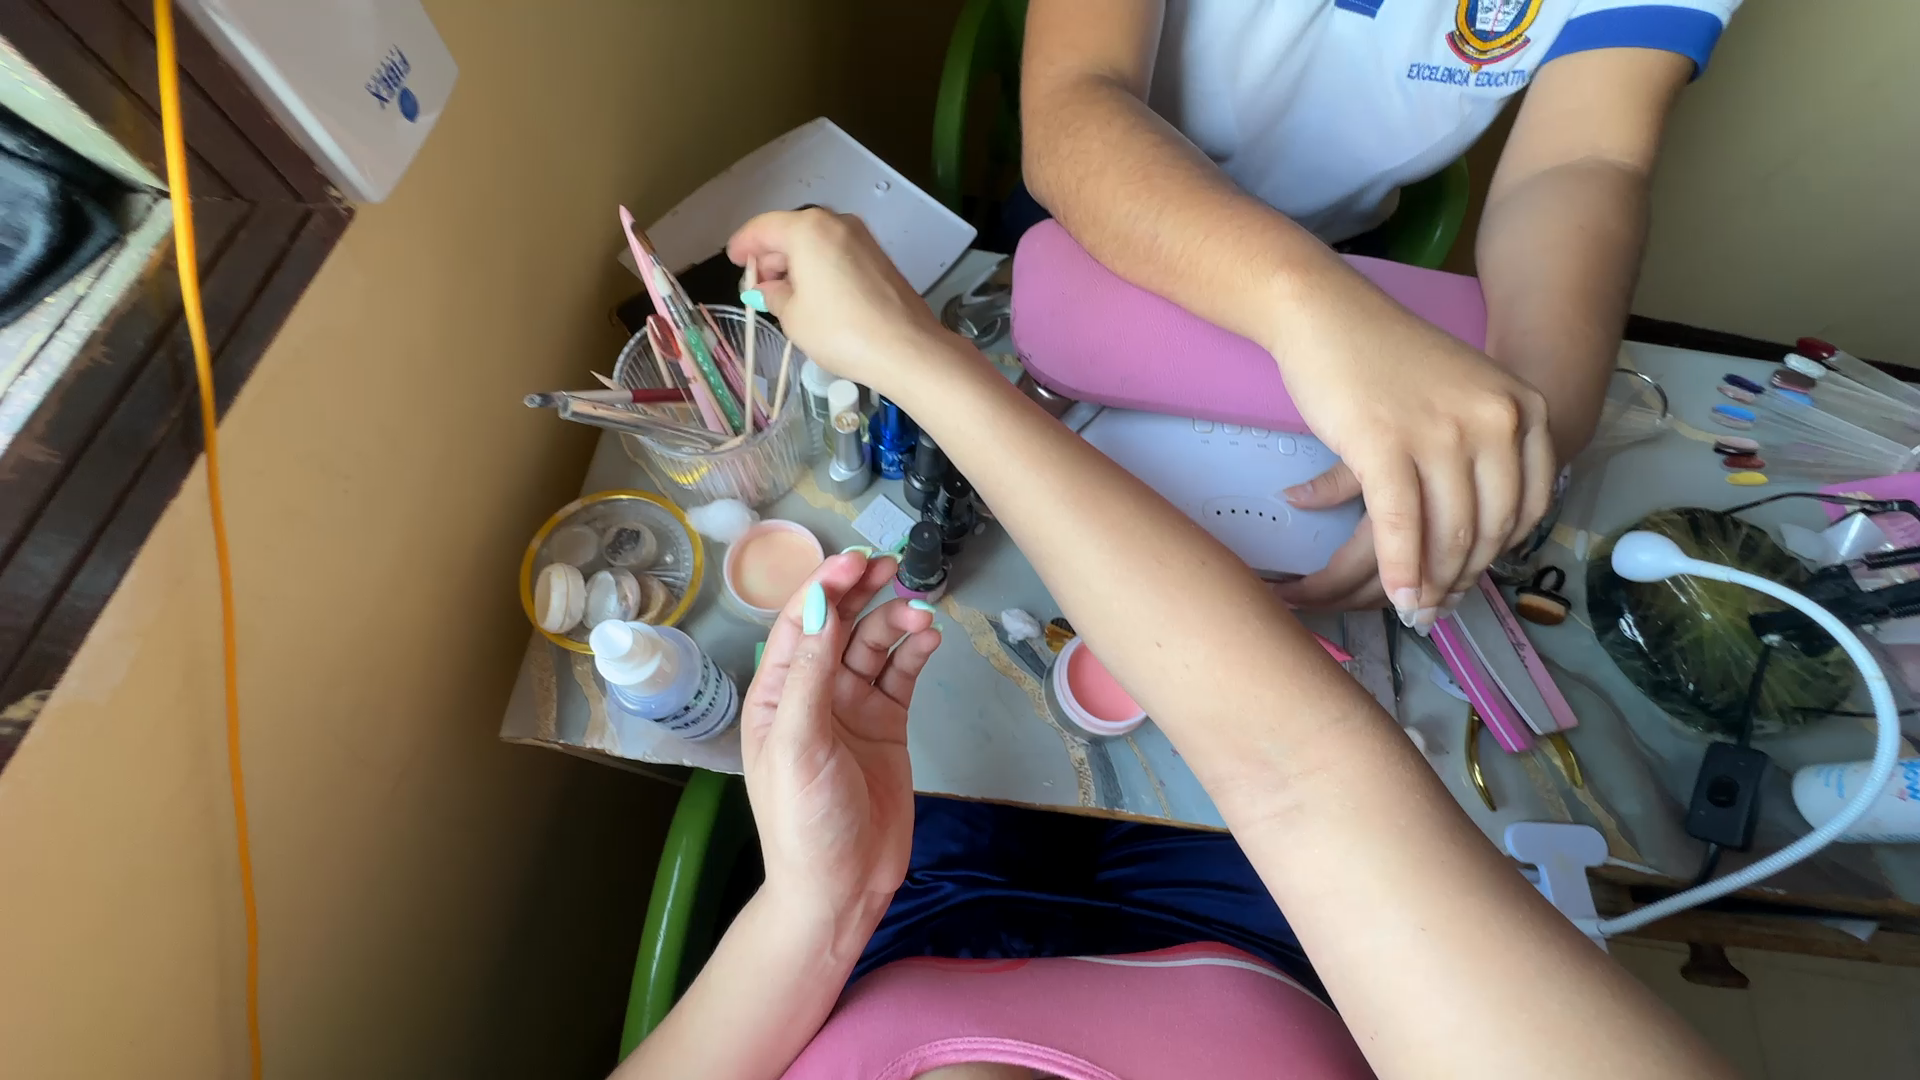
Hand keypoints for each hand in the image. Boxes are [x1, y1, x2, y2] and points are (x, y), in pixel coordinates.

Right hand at [727, 209, 953, 394]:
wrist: (906, 349)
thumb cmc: (841, 332)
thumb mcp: (794, 318)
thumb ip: (774, 295)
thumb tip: (768, 289)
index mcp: (807, 229)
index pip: (763, 228)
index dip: (743, 245)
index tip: (734, 260)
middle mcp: (836, 223)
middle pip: (791, 232)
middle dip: (772, 257)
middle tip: (758, 286)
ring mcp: (863, 239)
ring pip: (817, 244)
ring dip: (797, 264)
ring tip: (786, 296)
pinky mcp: (880, 259)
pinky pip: (838, 255)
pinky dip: (821, 269)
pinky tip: (816, 296)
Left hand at [739, 550, 941, 940]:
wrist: (843, 887)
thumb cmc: (805, 820)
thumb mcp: (799, 745)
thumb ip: (810, 674)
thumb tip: (817, 607)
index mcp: (778, 693)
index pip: (799, 624)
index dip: (824, 587)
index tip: (855, 561)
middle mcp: (814, 690)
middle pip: (838, 625)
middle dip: (862, 592)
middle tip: (892, 566)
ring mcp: (853, 704)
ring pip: (875, 645)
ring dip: (896, 623)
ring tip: (921, 614)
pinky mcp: (887, 720)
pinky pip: (902, 673)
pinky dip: (915, 651)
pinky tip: (930, 639)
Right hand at [1272, 305, 1555, 629]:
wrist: (1327, 316)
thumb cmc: (1381, 356)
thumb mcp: (1452, 395)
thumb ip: (1472, 446)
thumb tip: (1460, 512)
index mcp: (1523, 410)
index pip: (1527, 506)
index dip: (1495, 556)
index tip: (1465, 582)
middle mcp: (1497, 422)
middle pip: (1487, 525)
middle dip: (1461, 580)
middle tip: (1434, 612)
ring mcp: (1442, 433)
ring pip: (1446, 531)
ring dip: (1430, 584)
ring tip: (1411, 612)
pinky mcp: (1386, 445)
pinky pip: (1400, 523)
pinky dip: (1399, 567)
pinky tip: (1393, 596)